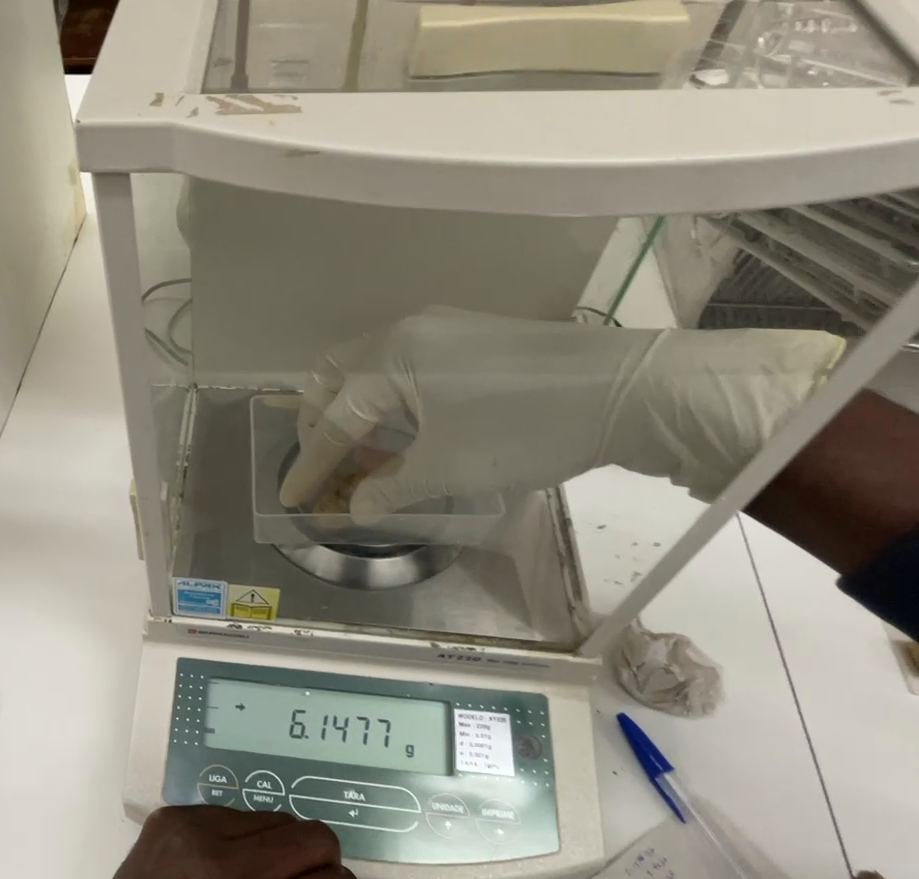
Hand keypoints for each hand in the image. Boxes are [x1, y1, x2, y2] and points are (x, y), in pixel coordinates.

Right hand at [277, 307, 844, 519]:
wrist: (628, 391)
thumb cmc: (524, 428)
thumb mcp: (449, 468)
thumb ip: (390, 488)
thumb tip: (355, 508)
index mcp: (391, 358)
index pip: (333, 418)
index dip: (310, 465)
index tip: (290, 499)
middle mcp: (406, 332)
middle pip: (337, 377)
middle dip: (320, 426)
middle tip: (324, 468)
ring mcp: (440, 330)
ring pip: (370, 370)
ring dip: (354, 413)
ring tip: (362, 456)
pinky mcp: (468, 339)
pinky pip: (403, 368)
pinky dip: (387, 402)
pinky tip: (404, 432)